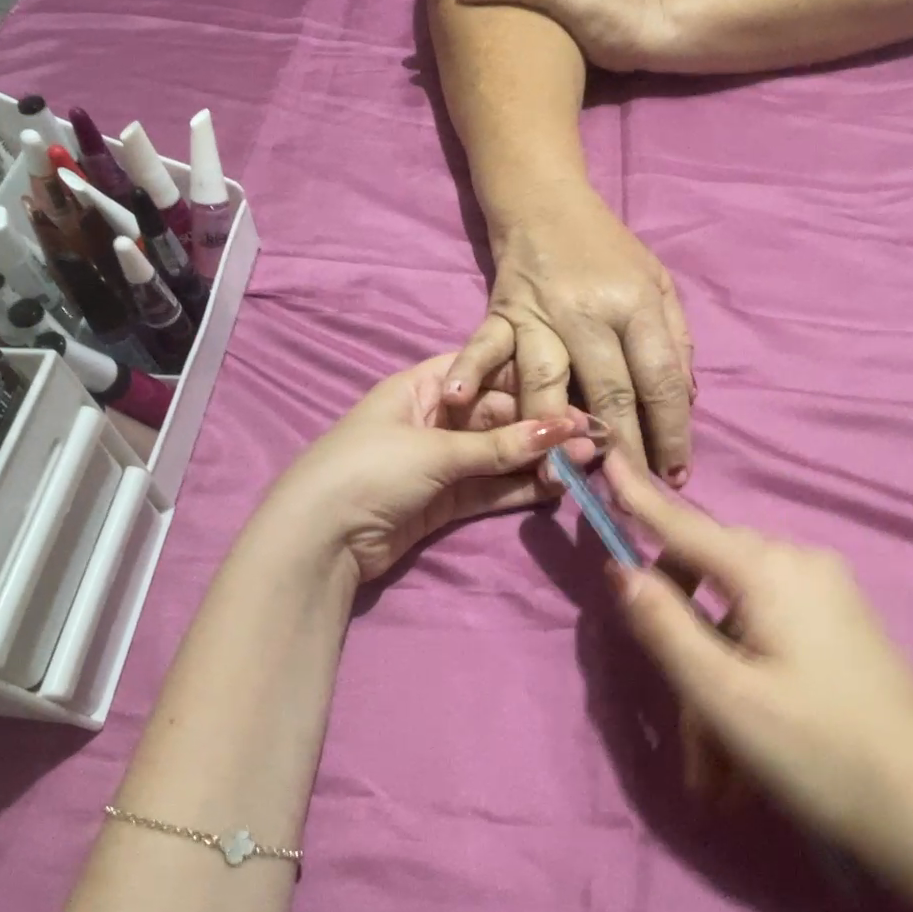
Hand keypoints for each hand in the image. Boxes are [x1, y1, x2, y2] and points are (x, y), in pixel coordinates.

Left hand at [266, 355, 596, 582]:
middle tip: (592, 438)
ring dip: (537, 459)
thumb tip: (562, 431)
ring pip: (498, 455)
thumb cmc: (370, 469)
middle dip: (541, 427)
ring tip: (585, 463)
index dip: (528, 382)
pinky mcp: (444, 502)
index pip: (484, 373)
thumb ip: (499, 445)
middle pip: (497, 416)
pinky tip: (555, 486)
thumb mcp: (435, 450)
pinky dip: (518, 488)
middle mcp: (434, 419)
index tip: (573, 394)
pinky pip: (489, 488)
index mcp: (421, 387)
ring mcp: (439, 462)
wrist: (320, 539)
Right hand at [444, 190, 693, 485]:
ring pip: (547, 380)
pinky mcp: (499, 313)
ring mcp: (539, 313)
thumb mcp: (658, 282)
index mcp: (636, 303)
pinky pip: (483, 347)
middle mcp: (588, 311)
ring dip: (552, 431)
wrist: (545, 203)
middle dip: (621, 450)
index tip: (674, 476)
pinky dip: (467, 372)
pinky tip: (456, 401)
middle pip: (608, 390)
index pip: (660, 378)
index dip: (671, 432)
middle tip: (628, 496)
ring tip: (558, 479)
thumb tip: (684, 402)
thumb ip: (676, 339)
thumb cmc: (609, 251)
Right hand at [601, 453, 912, 843]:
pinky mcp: (840, 622)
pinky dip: (743, 680)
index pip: (682, 525)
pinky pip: (767, 633)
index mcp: (768, 570)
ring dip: (712, 683)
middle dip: (682, 647)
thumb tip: (620, 570)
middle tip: (682, 728)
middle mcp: (798, 564)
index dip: (638, 496)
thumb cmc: (817, 750)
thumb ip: (664, 625)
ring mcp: (825, 592)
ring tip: (715, 769)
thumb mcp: (722, 693)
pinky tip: (743, 753)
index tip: (606, 457)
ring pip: (735, 618)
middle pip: (706, 578)